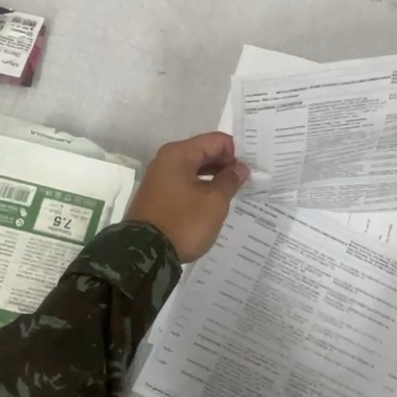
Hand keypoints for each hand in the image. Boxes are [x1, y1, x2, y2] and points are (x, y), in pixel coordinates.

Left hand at [125, 131, 250, 260]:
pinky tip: (215, 202)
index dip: (236, 153)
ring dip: (215, 178)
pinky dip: (202, 189)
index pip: (216, 141)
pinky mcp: (159, 196)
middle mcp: (166, 161)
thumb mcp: (214, 202)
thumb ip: (230, 180)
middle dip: (226, 165)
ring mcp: (160, 179)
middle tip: (248, 181)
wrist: (145, 255)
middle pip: (204, 153)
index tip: (251, 170)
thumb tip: (240, 168)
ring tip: (235, 192)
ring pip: (195, 170)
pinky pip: (186, 184)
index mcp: (179, 154)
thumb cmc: (183, 222)